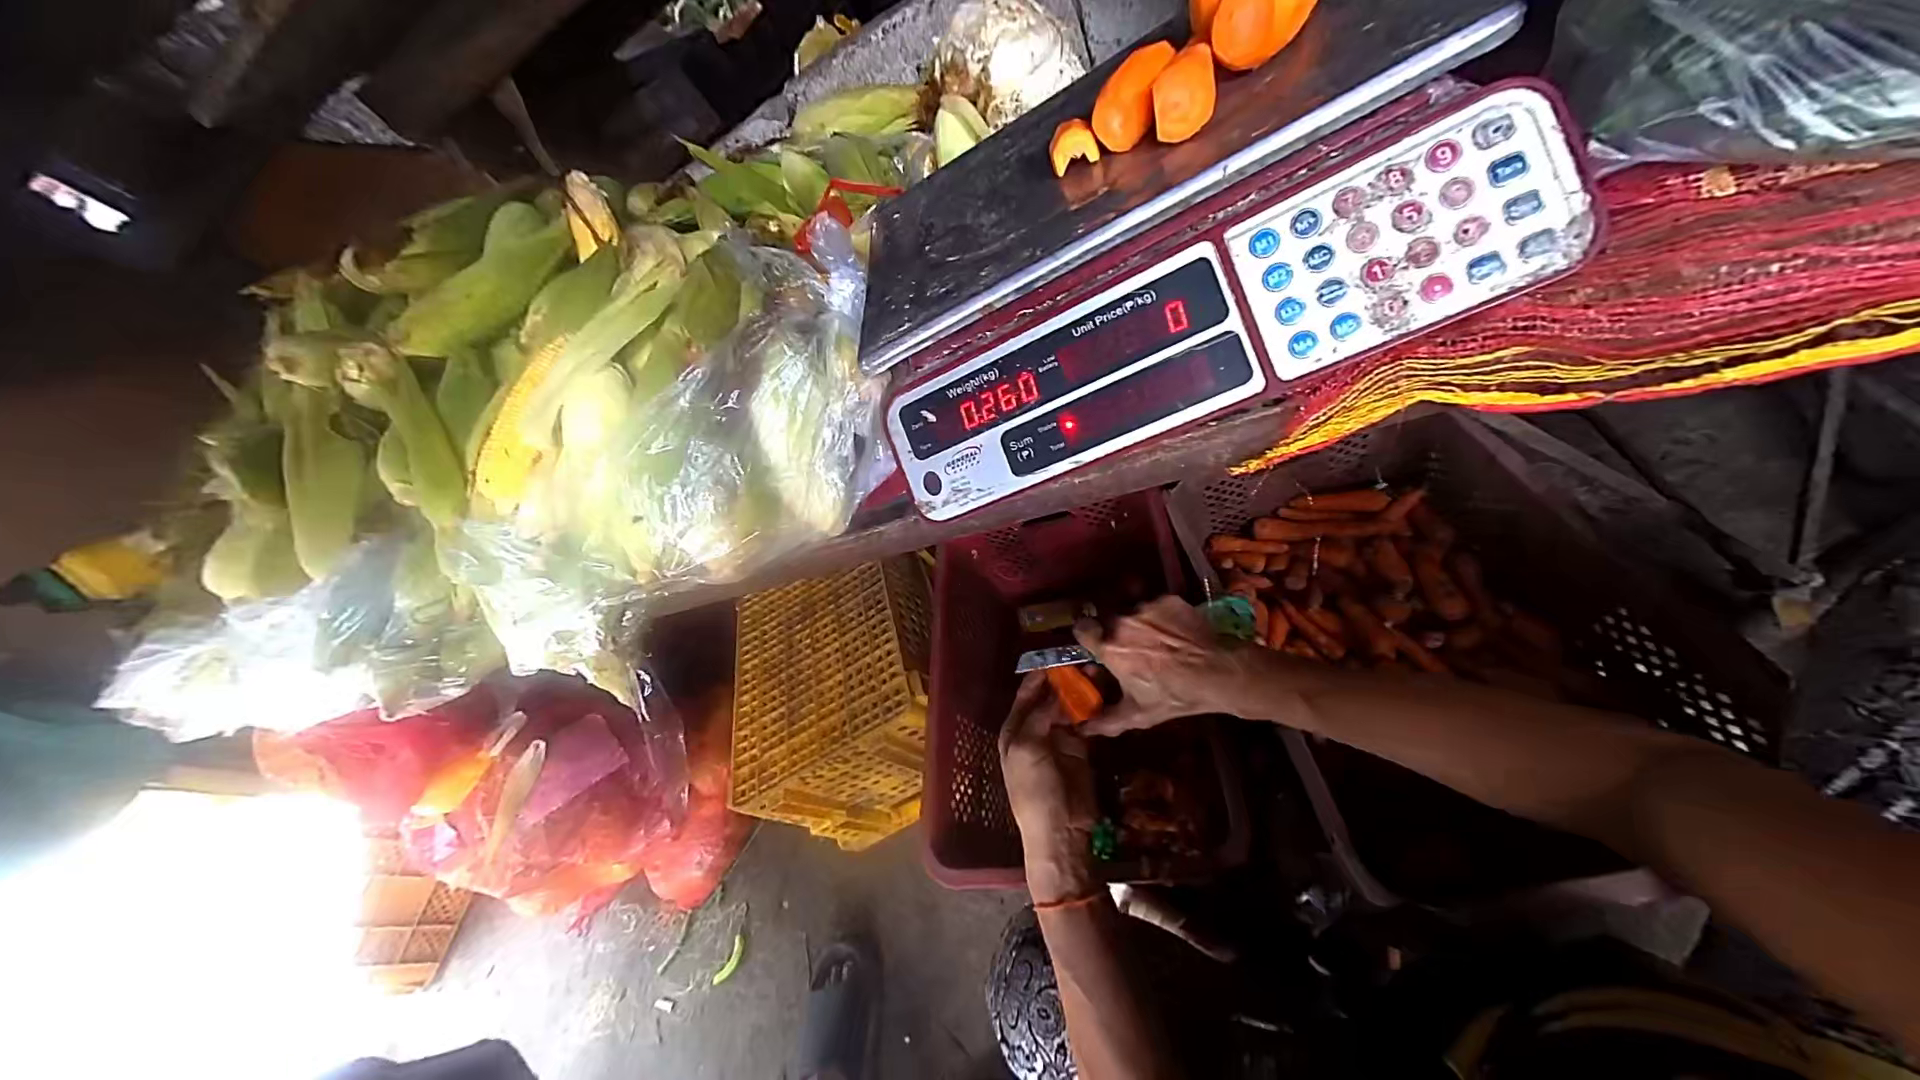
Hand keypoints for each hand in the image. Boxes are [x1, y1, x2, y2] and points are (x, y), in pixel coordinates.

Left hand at [999, 671, 1098, 903]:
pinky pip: (1086, 722)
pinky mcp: (1081, 749)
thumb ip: (1041, 715)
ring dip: (1083, 691)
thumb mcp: (1028, 749)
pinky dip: (1094, 709)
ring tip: (1100, 672)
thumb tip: (1058, 689)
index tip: (1061, 655)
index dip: (1042, 674)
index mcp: (1014, 729)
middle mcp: (1035, 730)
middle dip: (1066, 680)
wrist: (1062, 832)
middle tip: (1087, 660)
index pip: (1027, 693)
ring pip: (1070, 707)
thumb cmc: (1035, 791)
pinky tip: (1106, 694)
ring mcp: (1059, 739)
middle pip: (1051, 697)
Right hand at [1073, 595, 1247, 736]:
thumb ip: (1106, 722)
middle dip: (1118, 634)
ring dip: (1141, 625)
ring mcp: (1148, 608)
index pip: (1083, 629)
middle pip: (1111, 622)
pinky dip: (1163, 617)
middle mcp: (1124, 621)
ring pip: (1135, 613)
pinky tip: (1176, 633)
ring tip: (1160, 643)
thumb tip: (1082, 730)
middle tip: (1134, 650)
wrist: (1219, 674)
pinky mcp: (1169, 600)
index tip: (1094, 642)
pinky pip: (1158, 607)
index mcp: (1110, 647)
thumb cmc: (1175, 695)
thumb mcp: (1139, 715)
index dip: (1087, 635)